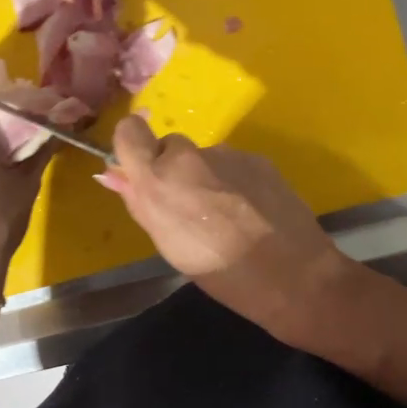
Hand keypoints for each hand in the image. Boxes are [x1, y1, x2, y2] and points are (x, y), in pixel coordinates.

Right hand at [103, 115, 348, 334]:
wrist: (295, 276)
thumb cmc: (221, 274)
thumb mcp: (167, 245)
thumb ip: (138, 202)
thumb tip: (112, 174)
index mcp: (159, 179)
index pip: (128, 131)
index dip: (131, 146)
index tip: (140, 171)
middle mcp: (190, 156)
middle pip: (168, 146)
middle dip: (172, 170)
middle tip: (188, 208)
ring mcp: (228, 154)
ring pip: (203, 157)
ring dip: (205, 178)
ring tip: (226, 218)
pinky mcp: (259, 158)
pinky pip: (233, 164)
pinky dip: (234, 182)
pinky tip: (251, 213)